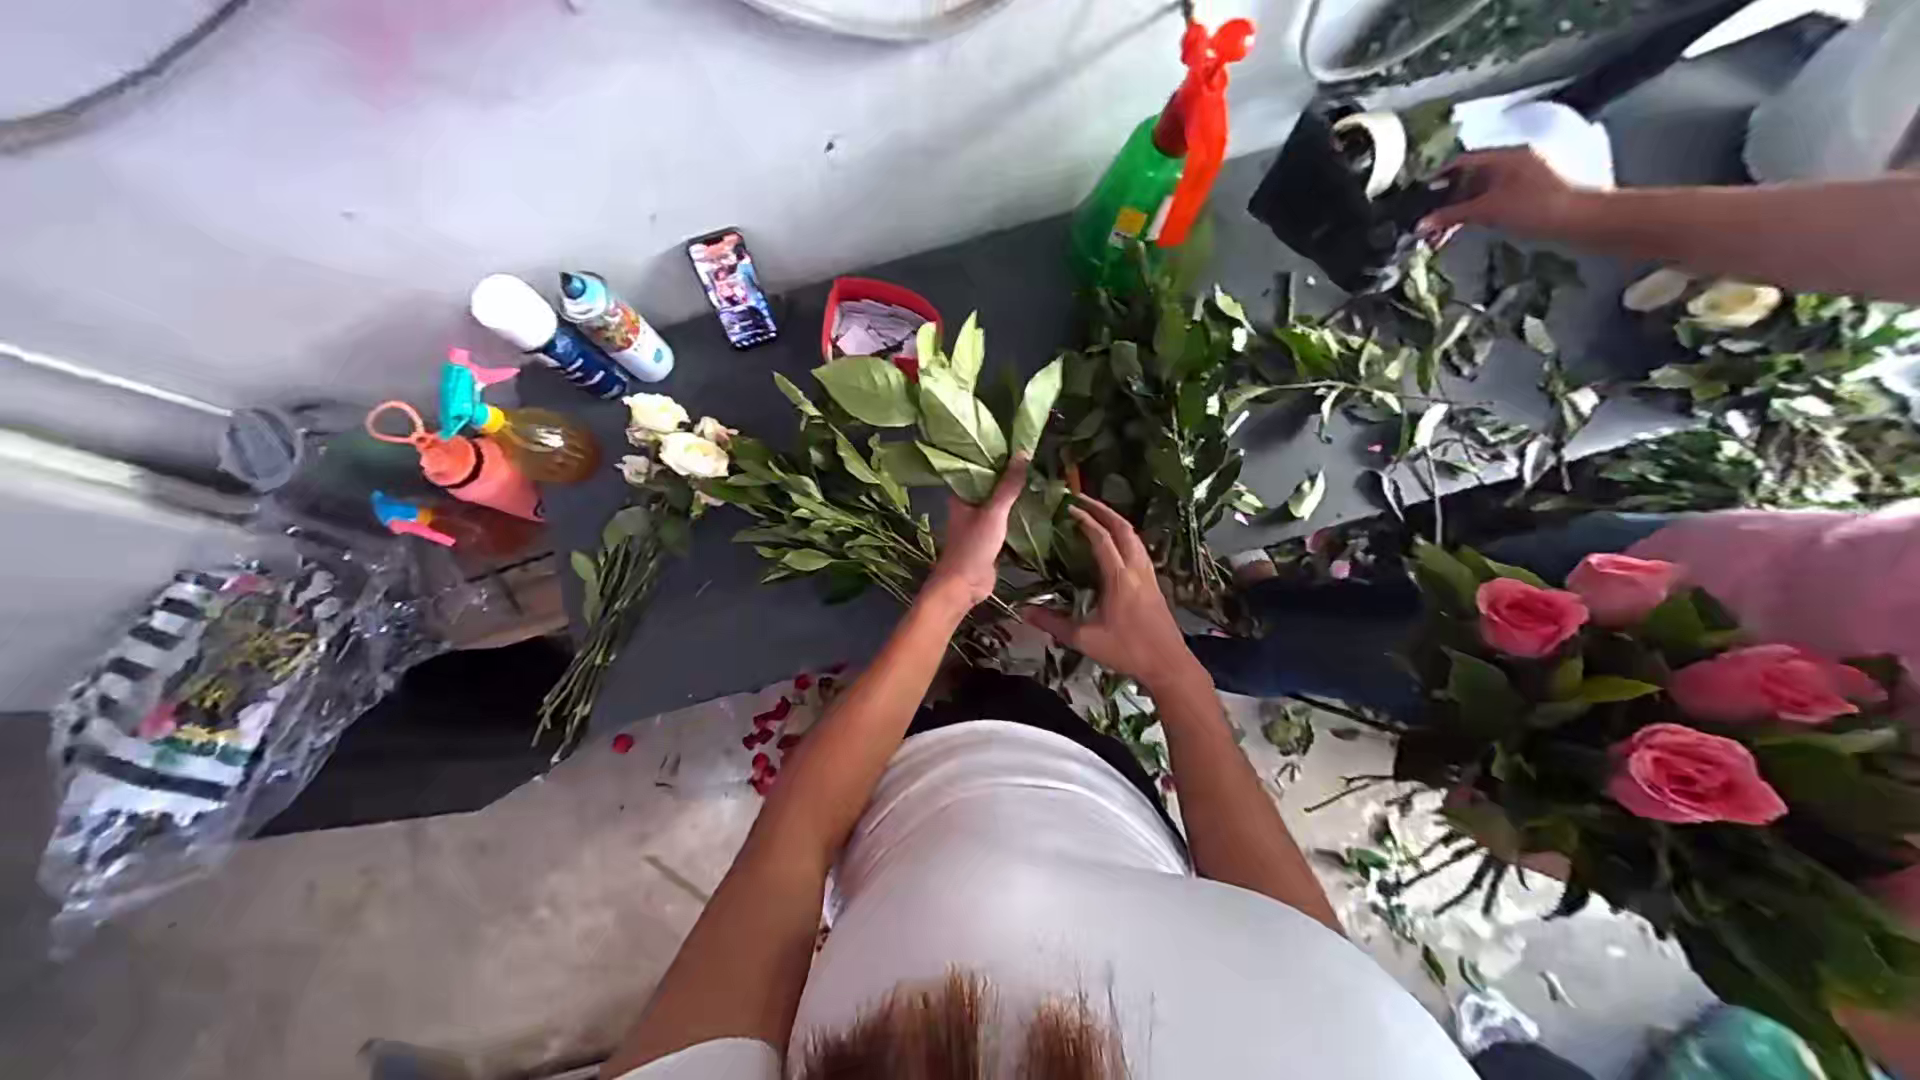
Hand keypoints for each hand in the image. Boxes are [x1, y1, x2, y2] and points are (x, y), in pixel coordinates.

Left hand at [921, 456, 1026, 609]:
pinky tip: (1035, 506)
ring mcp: (979, 523)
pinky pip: (1005, 521)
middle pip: (991, 486)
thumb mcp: (994, 512)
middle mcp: (968, 506)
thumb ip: (1008, 485)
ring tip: (1038, 480)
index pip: (977, 469)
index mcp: (961, 495)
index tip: (1015, 446)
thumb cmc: (973, 545)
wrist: (965, 585)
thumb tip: (1023, 454)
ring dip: (1015, 497)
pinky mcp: (989, 538)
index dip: (994, 457)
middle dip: (1009, 477)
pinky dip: (1017, 515)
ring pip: (999, 504)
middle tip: (1033, 462)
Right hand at [1023, 494, 1202, 691]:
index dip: (1085, 521)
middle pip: (1124, 529)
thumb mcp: (1085, 639)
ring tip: (1098, 514)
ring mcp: (1149, 576)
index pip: (1102, 539)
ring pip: (1135, 537)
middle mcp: (1137, 570)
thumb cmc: (1127, 650)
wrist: (1168, 664)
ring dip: (1116, 521)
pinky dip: (1126, 537)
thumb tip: (1024, 611)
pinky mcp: (1155, 584)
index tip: (1068, 508)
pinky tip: (1116, 543)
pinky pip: (1139, 550)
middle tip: (1082, 499)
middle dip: (1103, 510)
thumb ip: (1054, 623)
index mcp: (1120, 578)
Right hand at [1419, 147, 1590, 237]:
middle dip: (1442, 202)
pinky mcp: (1520, 197)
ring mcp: (1516, 180)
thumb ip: (1450, 216)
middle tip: (1423, 221)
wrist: (1574, 220)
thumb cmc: (1532, 207)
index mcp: (1504, 157)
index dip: (1437, 176)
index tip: (1418, 194)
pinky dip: (1468, 215)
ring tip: (1435, 235)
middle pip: (1466, 179)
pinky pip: (1485, 202)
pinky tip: (1454, 231)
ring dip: (1453, 213)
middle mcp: (1510, 163)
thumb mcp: (1486, 211)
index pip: (1461, 161)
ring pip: (1474, 194)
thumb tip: (1419, 225)